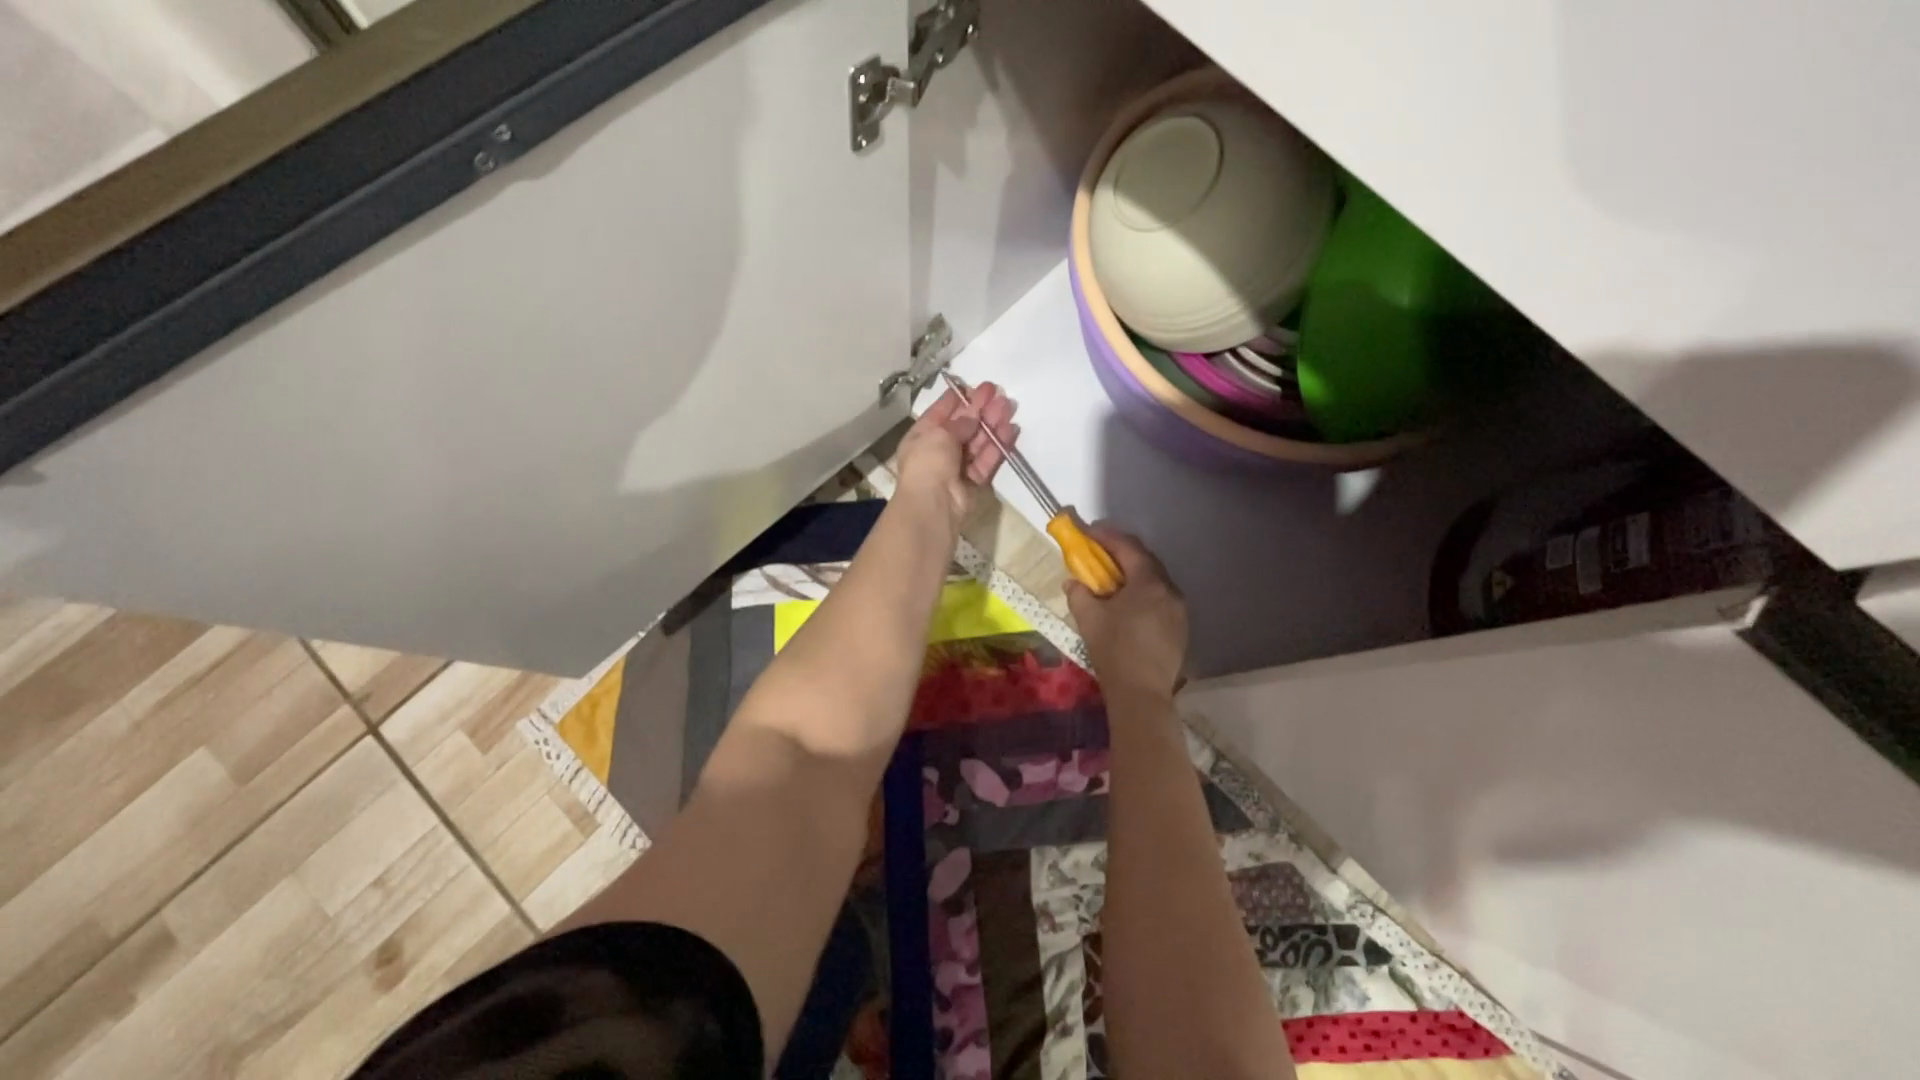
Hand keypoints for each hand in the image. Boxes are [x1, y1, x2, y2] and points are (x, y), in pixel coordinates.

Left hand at [897, 380, 1017, 522]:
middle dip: (980, 409)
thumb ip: (960, 422)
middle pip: (963, 426)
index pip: (940, 413)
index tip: (973, 386)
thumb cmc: (928, 463)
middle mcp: (938, 450)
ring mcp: (956, 466)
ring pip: (978, 441)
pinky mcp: (974, 480)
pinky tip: (1011, 430)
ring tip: (1009, 406)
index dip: (957, 399)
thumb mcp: (939, 434)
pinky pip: (987, 460)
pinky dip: (998, 446)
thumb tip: (973, 415)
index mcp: (921, 436)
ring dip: (992, 424)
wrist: (934, 505)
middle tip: (998, 392)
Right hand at [1066, 525, 1186, 699]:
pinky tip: (1130, 606)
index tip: (1090, 532)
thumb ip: (1080, 594)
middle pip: (1146, 561)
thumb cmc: (1114, 651)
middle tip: (1100, 553)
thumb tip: (1073, 582)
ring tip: (1114, 581)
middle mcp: (1170, 590)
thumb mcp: (1089, 619)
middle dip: (1122, 554)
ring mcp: (1179, 610)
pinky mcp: (1181, 628)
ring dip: (1135, 575)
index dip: (1107, 537)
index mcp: (1148, 583)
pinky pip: (1162, 600)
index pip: (1128, 548)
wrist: (1141, 693)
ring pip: (1156, 582)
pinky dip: (1145, 594)